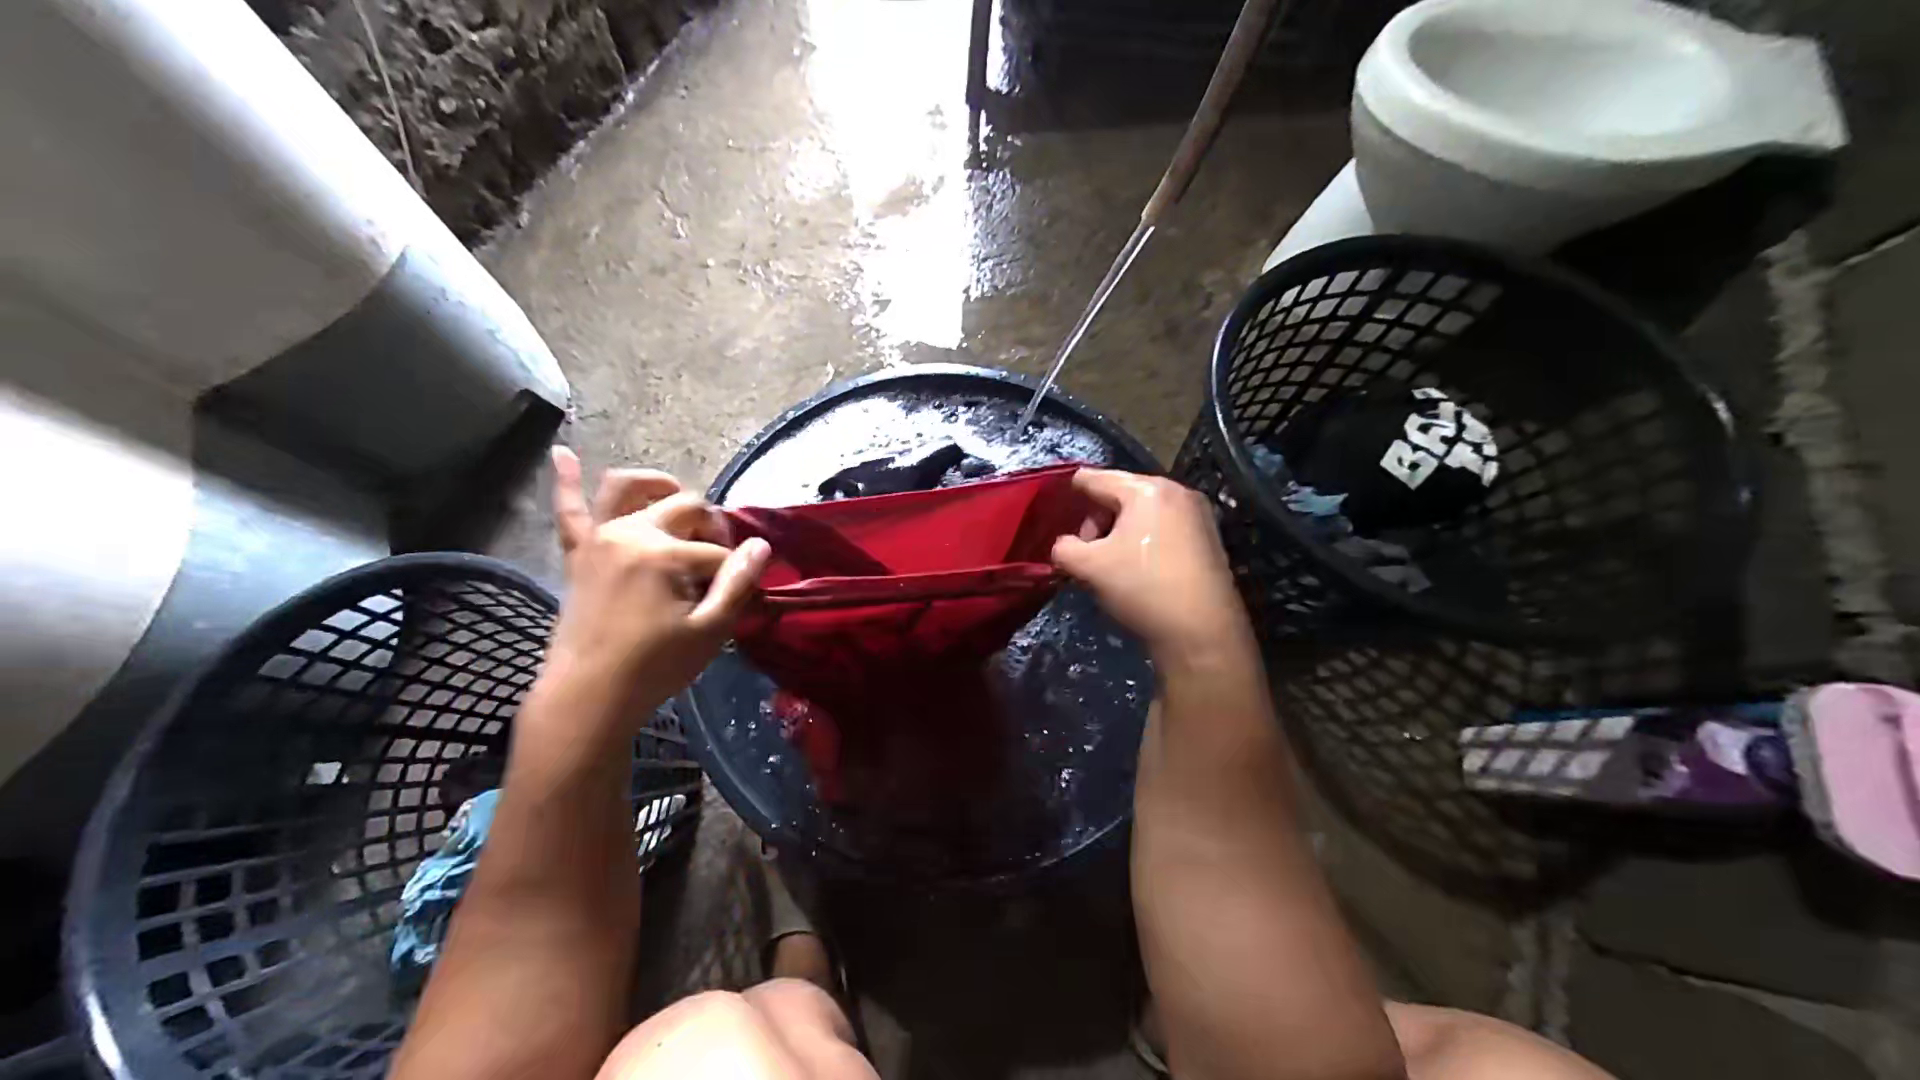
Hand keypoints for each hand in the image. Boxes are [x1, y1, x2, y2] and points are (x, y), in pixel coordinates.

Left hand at [543, 447, 769, 717]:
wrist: (588, 696)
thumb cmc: (654, 667)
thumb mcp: (709, 631)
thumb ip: (737, 583)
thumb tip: (760, 545)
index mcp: (665, 553)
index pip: (717, 550)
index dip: (736, 571)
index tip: (740, 594)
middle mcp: (631, 532)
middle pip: (684, 507)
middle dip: (710, 526)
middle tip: (718, 561)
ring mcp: (599, 539)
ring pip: (627, 488)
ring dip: (656, 483)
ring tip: (674, 492)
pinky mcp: (578, 554)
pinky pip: (569, 511)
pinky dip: (566, 480)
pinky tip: (562, 451)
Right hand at [1051, 469, 1252, 662]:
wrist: (1202, 632)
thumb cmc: (1142, 588)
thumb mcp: (1089, 568)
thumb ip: (1064, 548)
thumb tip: (1065, 546)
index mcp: (1146, 490)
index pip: (1095, 478)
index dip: (1070, 491)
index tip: (1056, 511)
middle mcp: (1177, 492)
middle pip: (1121, 494)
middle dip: (1097, 519)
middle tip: (1086, 551)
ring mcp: (1198, 515)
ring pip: (1142, 513)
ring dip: (1119, 532)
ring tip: (1109, 563)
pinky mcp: (1208, 540)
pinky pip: (1162, 528)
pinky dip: (1142, 541)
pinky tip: (1136, 569)